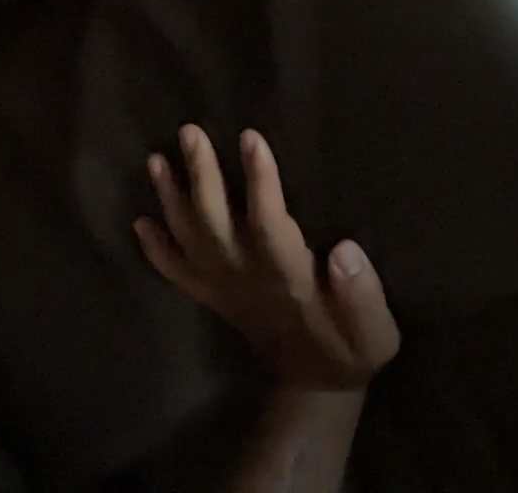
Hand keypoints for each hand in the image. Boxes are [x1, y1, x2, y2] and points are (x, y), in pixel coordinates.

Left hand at [133, 124, 400, 388]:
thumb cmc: (350, 347)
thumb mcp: (376, 331)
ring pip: (190, 241)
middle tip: (189, 132)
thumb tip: (345, 250)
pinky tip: (141, 222)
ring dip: (171, 201)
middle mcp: (247, 280)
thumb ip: (363, 294)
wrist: (313, 386)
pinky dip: (156, 250)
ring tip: (156, 160)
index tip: (250, 137)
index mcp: (289, 279)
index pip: (268, 223)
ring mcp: (224, 289)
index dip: (259, 180)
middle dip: (201, 177)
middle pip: (216, 225)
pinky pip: (177, 274)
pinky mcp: (214, 297)